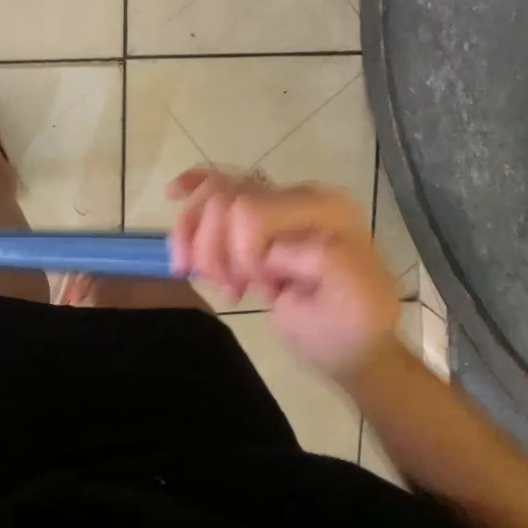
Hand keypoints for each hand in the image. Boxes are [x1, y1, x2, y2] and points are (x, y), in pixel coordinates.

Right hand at [168, 169, 400, 377]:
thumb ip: (314, 259)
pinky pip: (220, 184)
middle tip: (231, 289)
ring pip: (213, 196)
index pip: (252, 212)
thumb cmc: (348, 328)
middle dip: (213, 247)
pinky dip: (195, 186)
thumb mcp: (345, 299)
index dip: (242, 257)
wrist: (354, 343)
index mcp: (326, 210)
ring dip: (198, 238)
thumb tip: (269, 250)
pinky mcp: (262, 210)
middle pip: (225, 200)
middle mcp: (301, 194)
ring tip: (207, 276)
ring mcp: (279, 199)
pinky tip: (174, 192)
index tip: (262, 291)